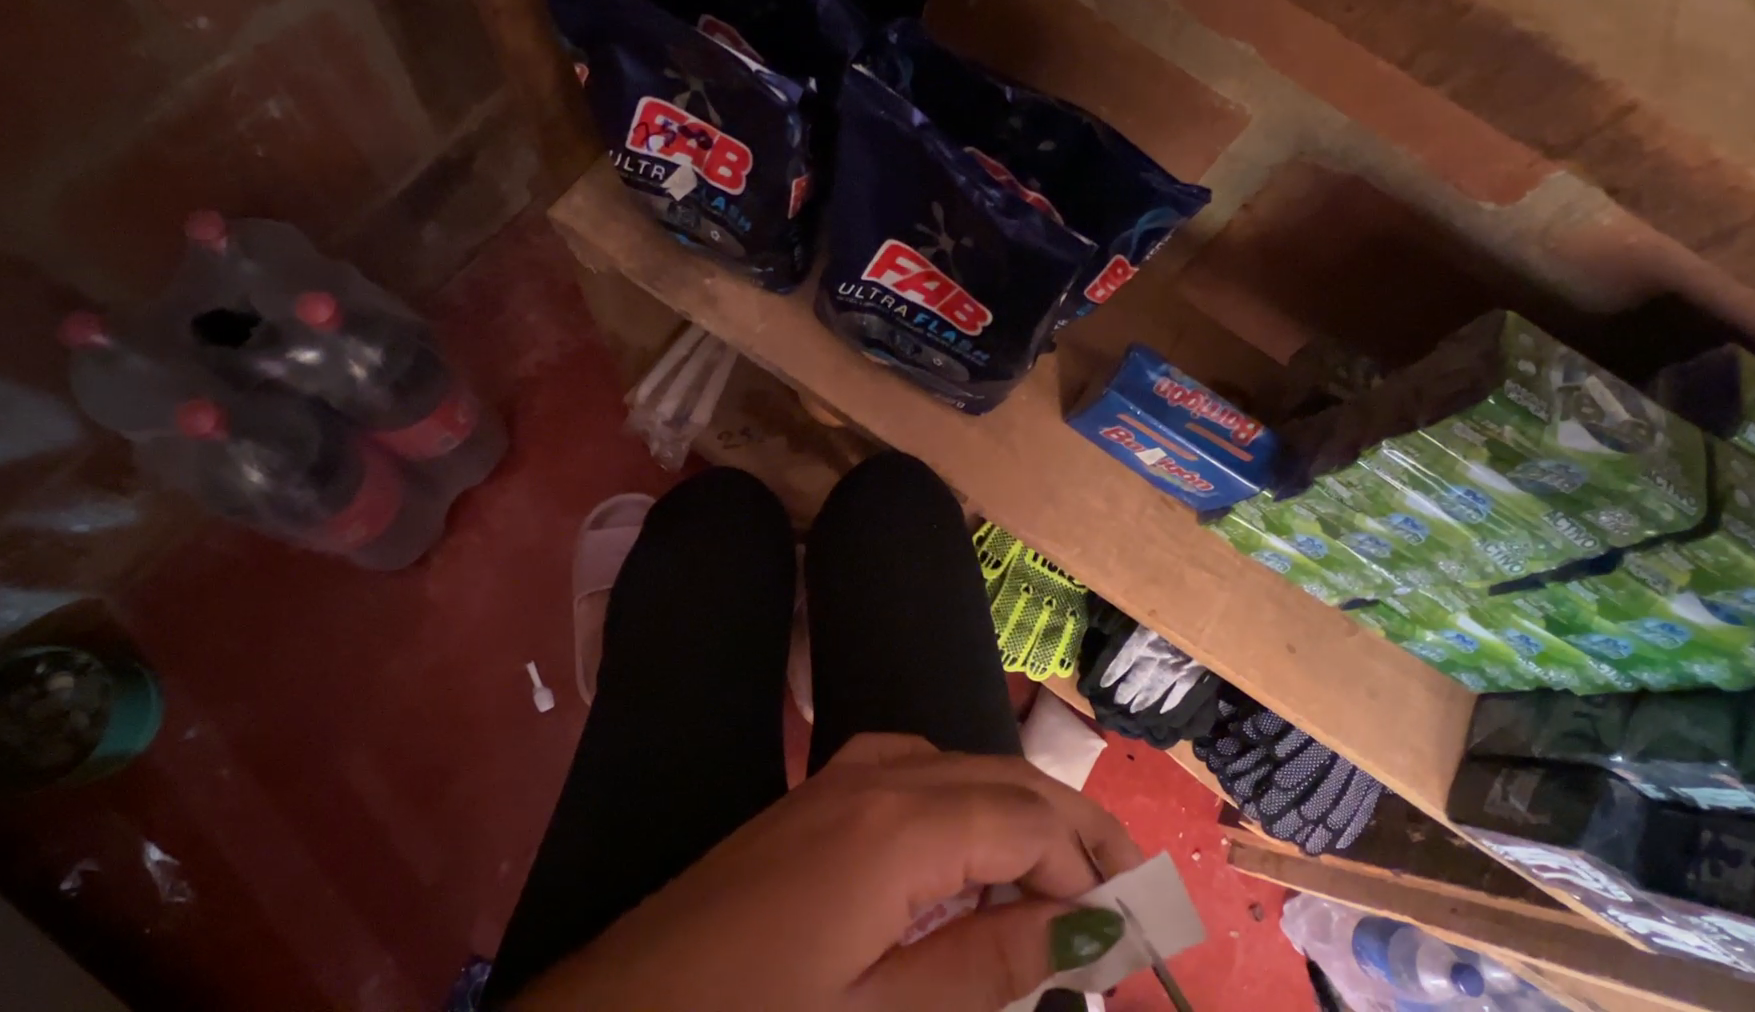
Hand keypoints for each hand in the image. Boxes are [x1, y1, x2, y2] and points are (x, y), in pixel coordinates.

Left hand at [515, 733, 1141, 1010]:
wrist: (619, 1006)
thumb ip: (991, 964)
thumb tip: (1089, 930)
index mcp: (901, 823)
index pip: (1030, 823)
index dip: (1092, 872)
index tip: (1135, 932)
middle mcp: (878, 773)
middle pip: (1008, 778)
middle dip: (1078, 825)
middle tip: (1135, 884)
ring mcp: (842, 774)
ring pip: (966, 767)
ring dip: (1026, 808)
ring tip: (1072, 867)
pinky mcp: (818, 793)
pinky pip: (917, 768)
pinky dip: (969, 798)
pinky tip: (978, 842)